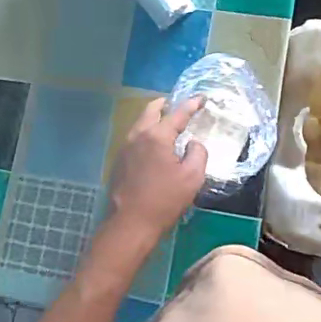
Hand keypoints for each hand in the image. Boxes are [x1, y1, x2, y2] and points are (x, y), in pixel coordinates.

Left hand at [103, 96, 206, 242]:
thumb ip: (197, 153)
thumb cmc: (165, 199)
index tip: (201, 98)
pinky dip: (146, 132)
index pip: (177, 114)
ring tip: (166, 122)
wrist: (131, 223)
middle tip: (176, 105)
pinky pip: (134, 137)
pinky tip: (153, 144)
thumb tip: (192, 143)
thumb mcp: (192, 178)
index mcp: (157, 136)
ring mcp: (125, 147)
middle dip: (165, 104)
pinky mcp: (119, 160)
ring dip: (153, 118)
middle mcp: (138, 135)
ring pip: (140, 123)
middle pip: (151, 111)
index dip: (191, 105)